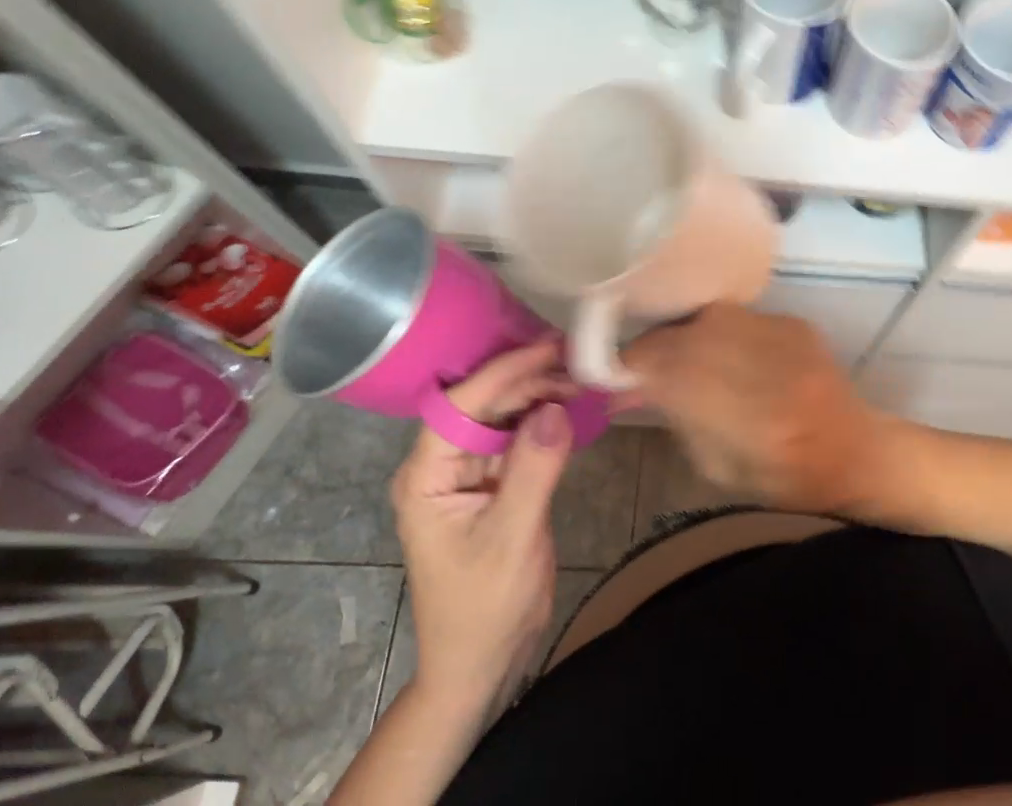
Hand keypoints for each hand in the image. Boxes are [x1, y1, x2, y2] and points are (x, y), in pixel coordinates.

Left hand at [390, 341, 575, 715]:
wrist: (482, 662)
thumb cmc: (483, 608)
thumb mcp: (510, 540)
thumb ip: (533, 472)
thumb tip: (557, 408)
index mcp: (427, 477)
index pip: (459, 407)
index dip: (501, 374)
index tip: (548, 349)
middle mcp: (444, 466)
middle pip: (483, 405)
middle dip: (528, 379)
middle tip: (580, 360)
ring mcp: (471, 475)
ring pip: (505, 418)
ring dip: (542, 396)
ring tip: (585, 377)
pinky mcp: (498, 486)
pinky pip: (522, 442)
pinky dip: (549, 424)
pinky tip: (577, 407)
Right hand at [623, 304, 887, 513]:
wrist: (849, 453)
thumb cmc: (775, 475)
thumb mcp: (708, 459)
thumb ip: (672, 413)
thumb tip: (634, 388)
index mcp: (705, 386)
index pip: (642, 356)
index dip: (627, 370)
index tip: (624, 385)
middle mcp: (731, 341)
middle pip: (673, 332)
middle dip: (661, 354)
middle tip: (663, 379)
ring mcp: (764, 325)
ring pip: (708, 321)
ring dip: (697, 342)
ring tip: (707, 371)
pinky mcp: (790, 321)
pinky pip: (744, 323)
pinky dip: (735, 340)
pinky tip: (747, 366)